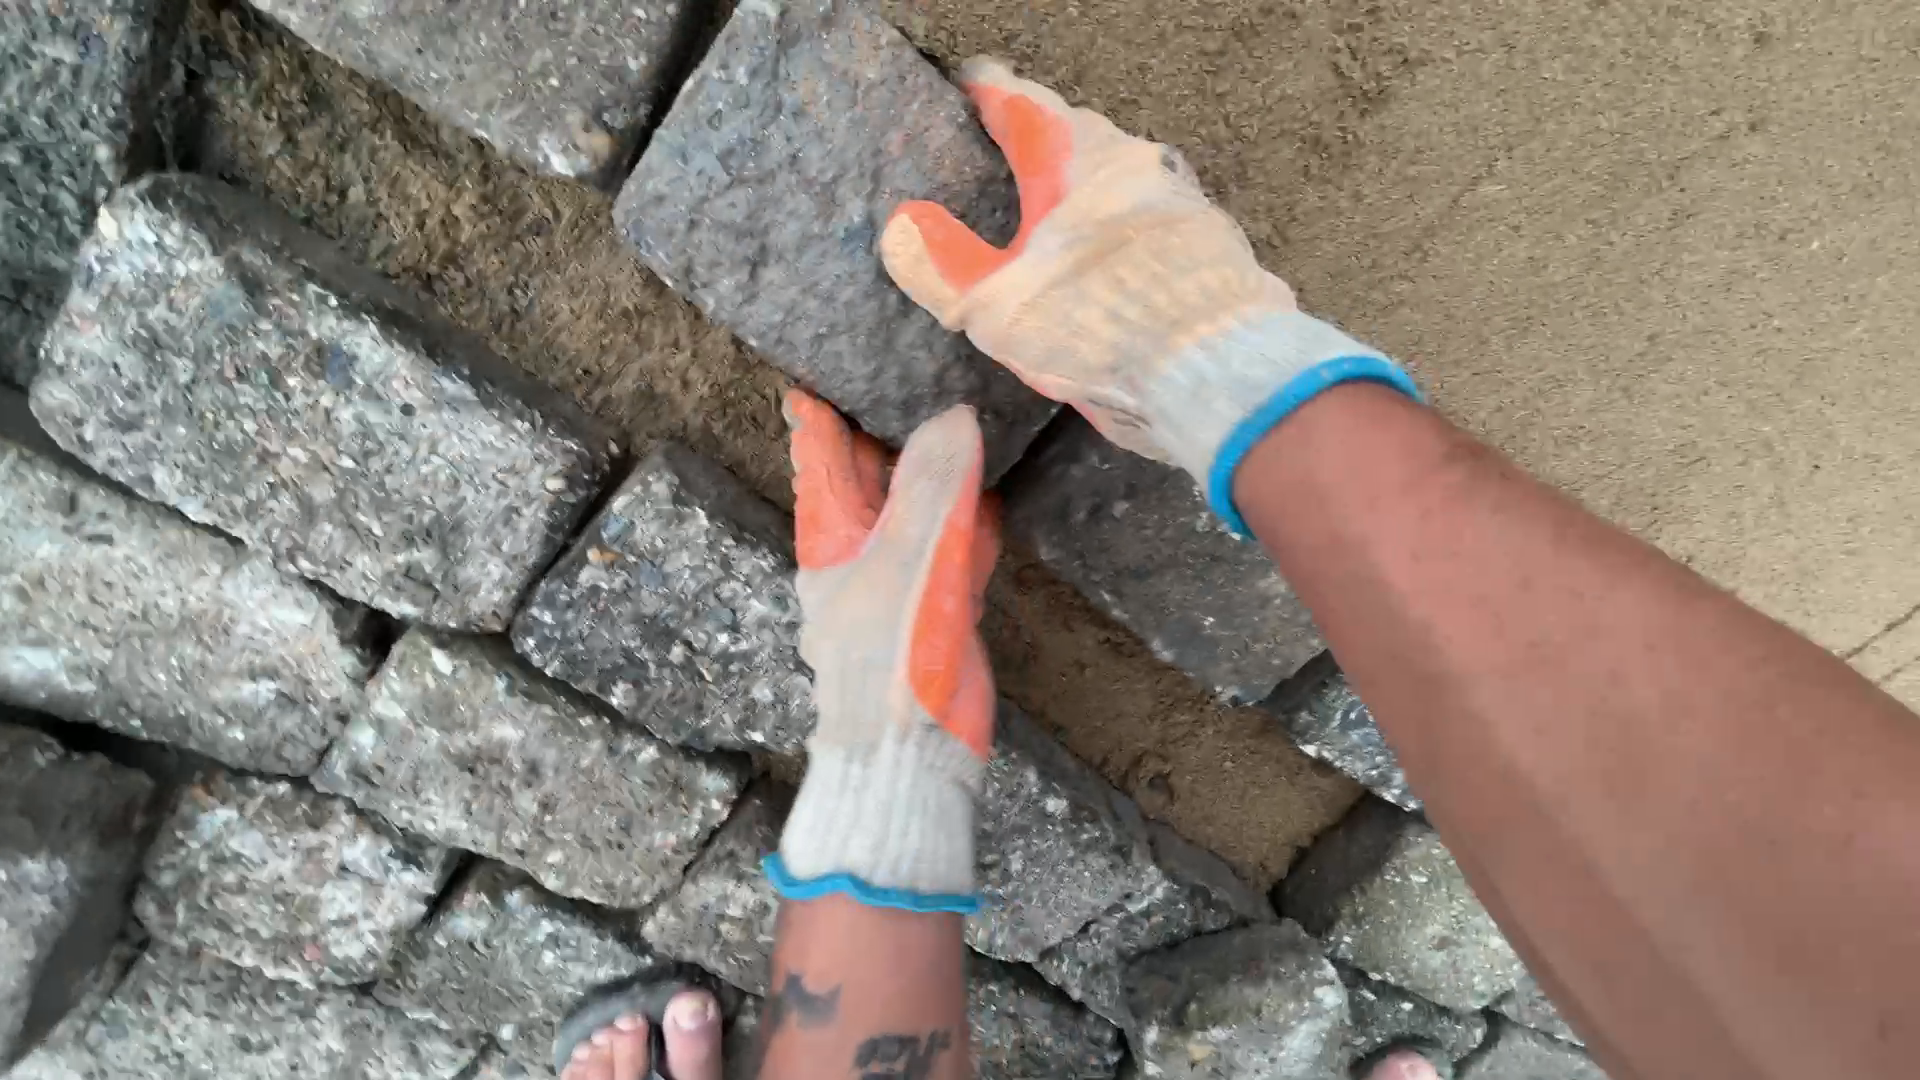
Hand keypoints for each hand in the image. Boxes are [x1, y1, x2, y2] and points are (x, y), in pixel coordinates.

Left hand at [769, 390, 998, 909]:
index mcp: (833, 533)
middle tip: (922, 365)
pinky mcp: (940, 599)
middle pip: (875, 470)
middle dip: (894, 423)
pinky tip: (994, 490)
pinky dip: (971, 518)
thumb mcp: (910, 566)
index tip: (837, 350)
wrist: (915, 753)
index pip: (821, 451)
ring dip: (940, 465)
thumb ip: (931, 491)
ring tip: (963, 407)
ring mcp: (903, 573)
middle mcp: (863, 546)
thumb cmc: (891, 659)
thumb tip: (953, 415)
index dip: (825, 402)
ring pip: (921, 503)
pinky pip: (955, 543)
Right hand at [880, 58, 1415, 531]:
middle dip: (1038, 145)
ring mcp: (1178, 200)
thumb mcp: (995, 304)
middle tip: (1007, 162)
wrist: (1211, 371)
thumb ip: (941, 263)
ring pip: (1117, 180)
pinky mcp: (1207, 245)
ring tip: (1058, 222)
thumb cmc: (1096, 327)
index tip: (968, 86)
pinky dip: (1121, 235)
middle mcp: (1131, 162)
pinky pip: (1149, 223)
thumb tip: (902, 226)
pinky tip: (1112, 269)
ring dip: (1084, 194)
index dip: (985, 92)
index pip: (1018, 103)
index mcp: (1072, 159)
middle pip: (1073, 137)